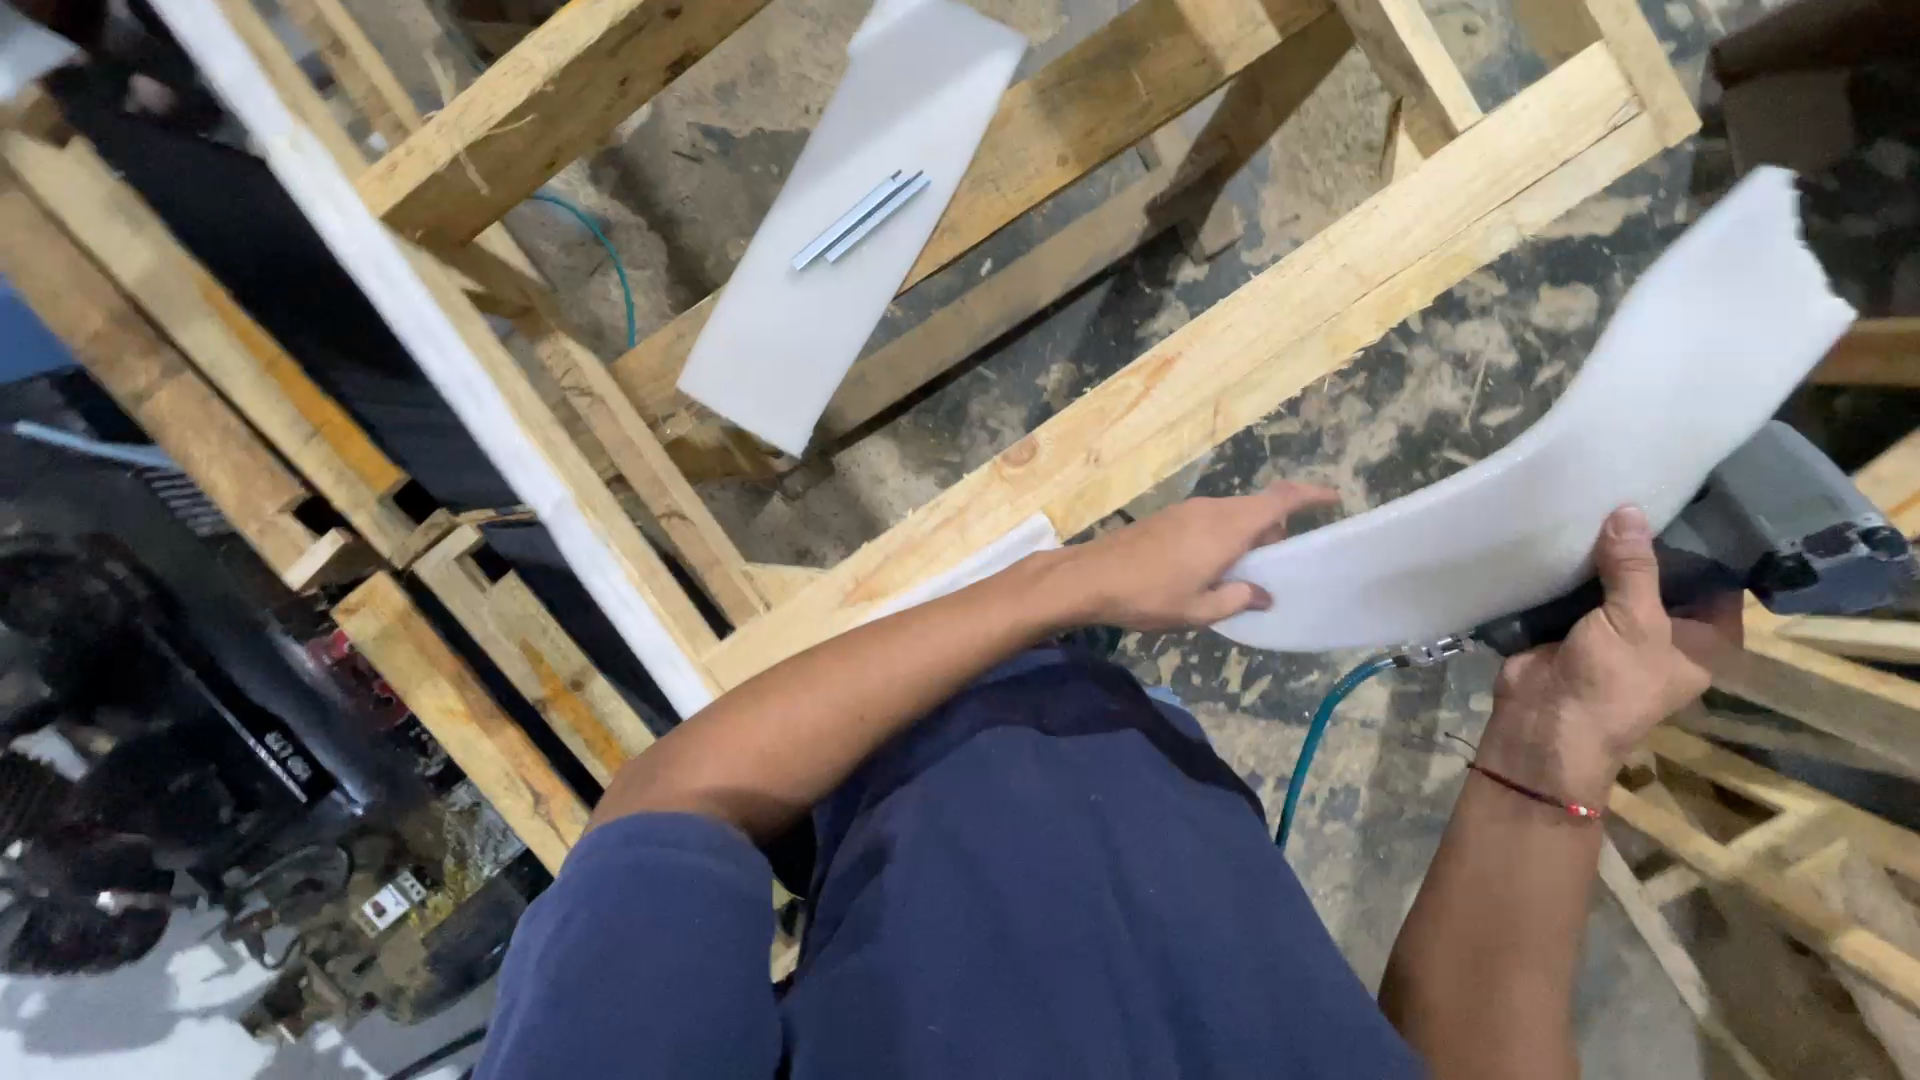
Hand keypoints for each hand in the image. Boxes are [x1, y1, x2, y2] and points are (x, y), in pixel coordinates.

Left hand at [1043, 482, 1338, 631]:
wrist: (1089, 578)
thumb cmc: (1147, 596)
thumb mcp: (1199, 610)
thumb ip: (1237, 599)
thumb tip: (1262, 593)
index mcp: (1227, 528)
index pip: (1280, 500)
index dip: (1310, 496)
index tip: (1334, 499)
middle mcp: (1210, 509)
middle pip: (1256, 509)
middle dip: (1273, 532)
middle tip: (1271, 568)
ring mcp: (1184, 510)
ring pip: (1230, 514)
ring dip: (1244, 536)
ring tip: (1236, 574)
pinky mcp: (1166, 517)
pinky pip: (1207, 519)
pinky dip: (1220, 536)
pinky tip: (1205, 567)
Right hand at [1479, 505, 1742, 804]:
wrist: (1543, 719)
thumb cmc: (1612, 680)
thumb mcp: (1634, 621)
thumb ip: (1634, 566)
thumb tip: (1629, 510)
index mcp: (1705, 640)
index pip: (1716, 581)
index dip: (1704, 545)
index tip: (1686, 501)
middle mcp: (1664, 633)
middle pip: (1660, 578)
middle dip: (1642, 545)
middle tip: (1632, 492)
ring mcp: (1613, 631)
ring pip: (1612, 583)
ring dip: (1600, 556)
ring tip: (1593, 504)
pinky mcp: (1567, 629)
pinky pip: (1571, 593)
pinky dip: (1564, 571)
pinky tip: (1558, 536)